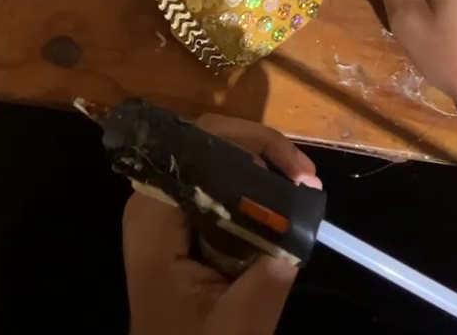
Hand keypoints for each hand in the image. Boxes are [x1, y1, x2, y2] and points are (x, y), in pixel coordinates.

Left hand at [123, 115, 320, 334]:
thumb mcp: (240, 323)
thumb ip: (270, 272)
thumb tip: (303, 216)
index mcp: (154, 216)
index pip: (199, 147)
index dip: (251, 144)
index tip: (295, 173)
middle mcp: (150, 198)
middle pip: (206, 141)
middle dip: (261, 148)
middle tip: (305, 177)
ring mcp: (159, 204)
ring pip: (211, 154)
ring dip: (258, 160)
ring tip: (300, 183)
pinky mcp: (172, 216)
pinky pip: (210, 176)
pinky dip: (247, 179)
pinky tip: (277, 194)